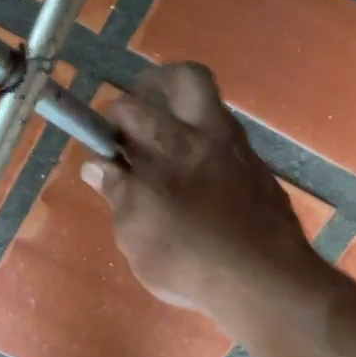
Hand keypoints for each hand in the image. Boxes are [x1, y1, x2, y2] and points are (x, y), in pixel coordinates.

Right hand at [83, 63, 327, 318]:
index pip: (129, 108)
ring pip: (210, 110)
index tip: (103, 145)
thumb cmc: (183, 257)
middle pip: (185, 78)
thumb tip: (96, 165)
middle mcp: (207, 133)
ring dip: (184, 120)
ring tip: (163, 160)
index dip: (110, 121)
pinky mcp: (259, 172)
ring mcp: (239, 150)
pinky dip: (204, 152)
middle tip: (138, 116)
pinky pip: (226, 144)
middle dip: (157, 86)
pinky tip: (194, 189)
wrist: (259, 278)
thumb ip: (117, 192)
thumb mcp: (134, 231)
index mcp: (167, 144)